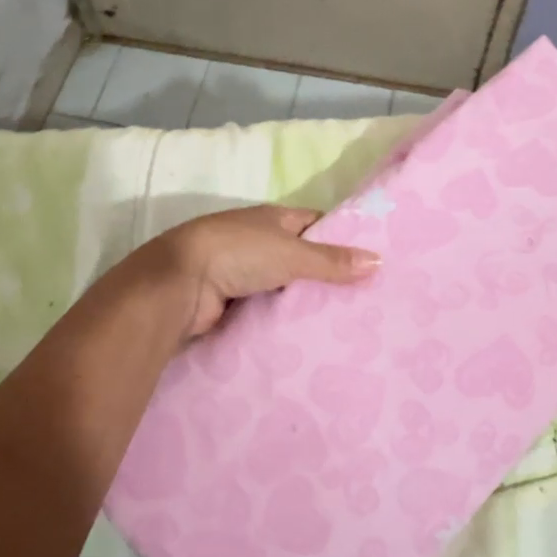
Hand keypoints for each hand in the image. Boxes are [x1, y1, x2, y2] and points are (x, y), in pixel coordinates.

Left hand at [146, 205, 380, 340]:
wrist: (179, 283)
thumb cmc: (238, 253)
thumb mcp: (292, 253)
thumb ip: (332, 261)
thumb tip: (378, 261)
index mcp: (271, 218)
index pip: (314, 224)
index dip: (340, 237)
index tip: (370, 259)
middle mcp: (257, 242)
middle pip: (300, 259)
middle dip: (326, 277)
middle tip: (366, 300)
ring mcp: (241, 274)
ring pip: (284, 289)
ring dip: (303, 303)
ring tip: (346, 324)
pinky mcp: (231, 305)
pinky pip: (266, 313)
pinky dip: (282, 322)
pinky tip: (309, 337)